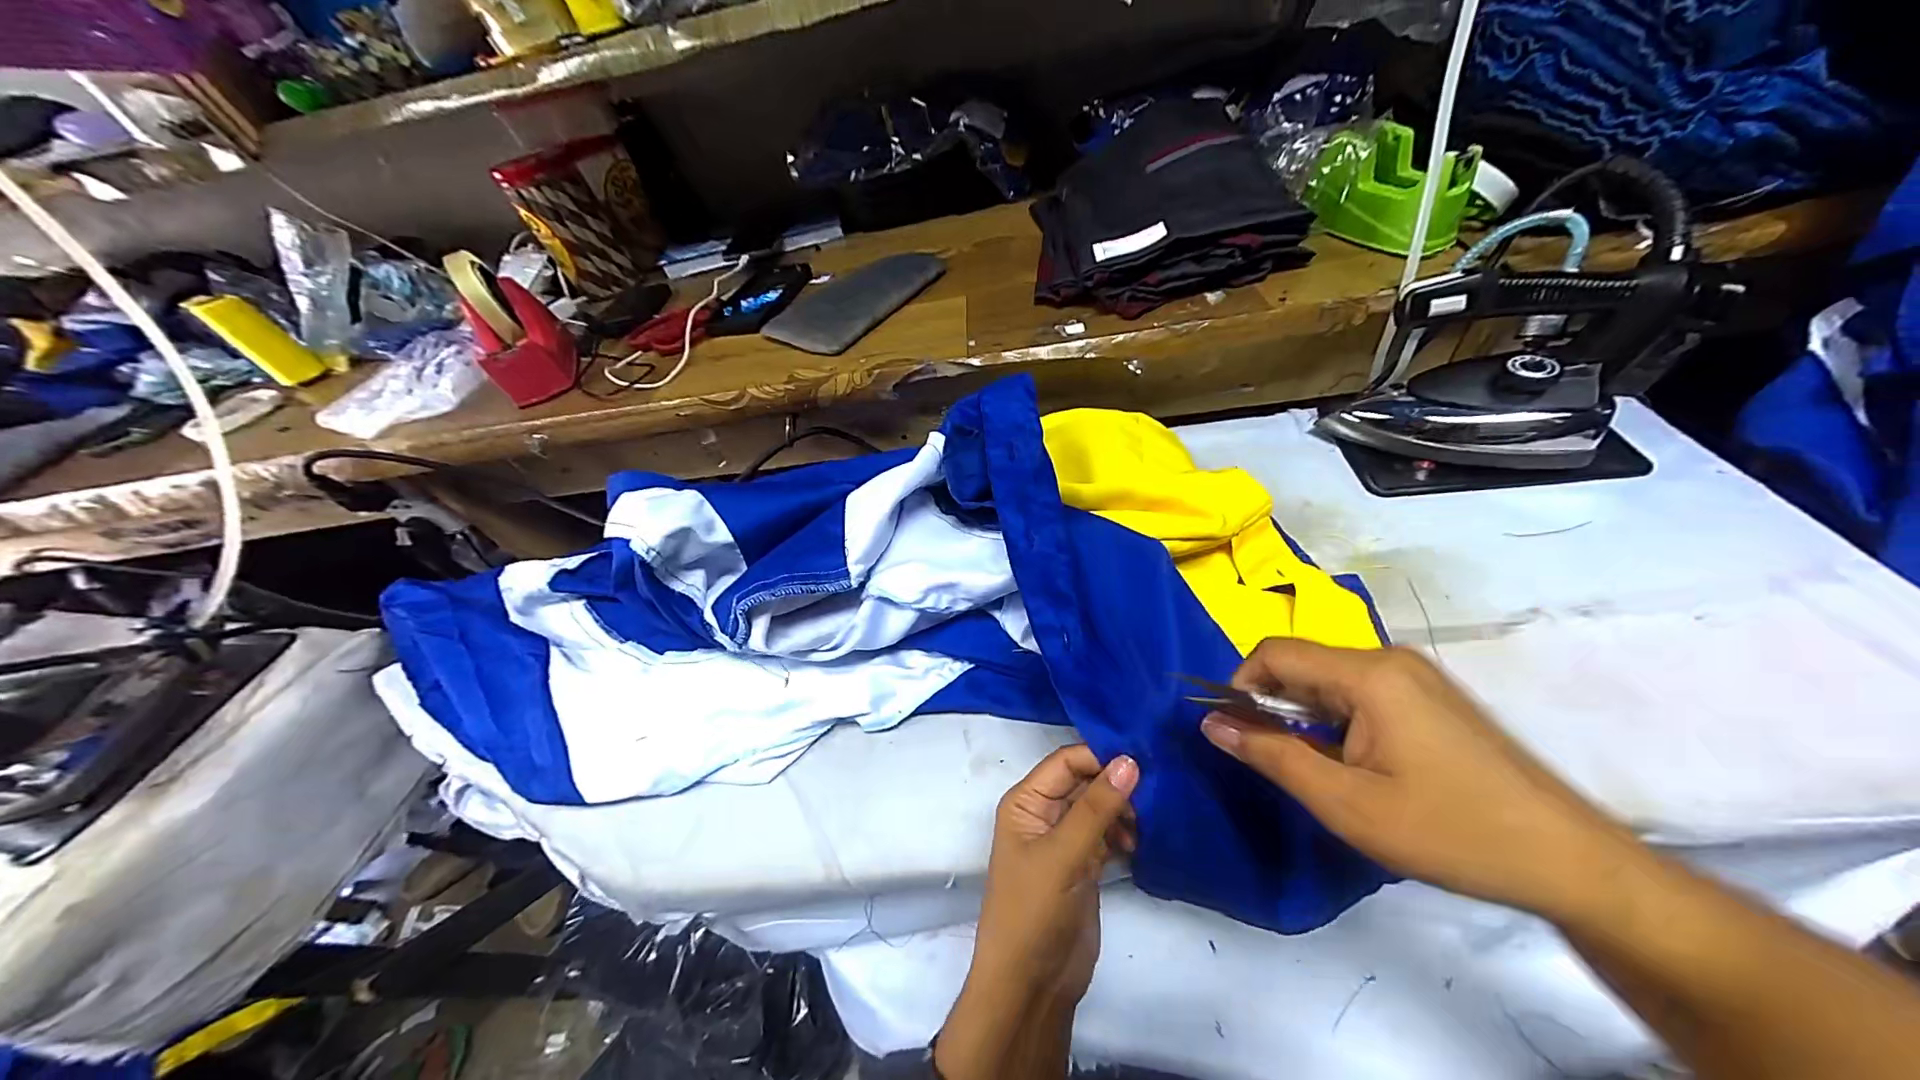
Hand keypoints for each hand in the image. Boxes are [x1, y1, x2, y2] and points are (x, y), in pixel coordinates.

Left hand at [934, 745, 1137, 1079]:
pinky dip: (1125, 833)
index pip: (1066, 761)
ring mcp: (1065, 840)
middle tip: (1158, 789)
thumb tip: (1130, 761)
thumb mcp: (1063, 855)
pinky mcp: (1083, 864)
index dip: (1101, 756)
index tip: (1145, 759)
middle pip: (1084, 781)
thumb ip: (1096, 808)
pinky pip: (1107, 834)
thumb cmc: (1033, 910)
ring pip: (1099, 807)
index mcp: (1026, 801)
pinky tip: (1142, 842)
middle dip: (1118, 782)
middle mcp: (1044, 813)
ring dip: (1124, 809)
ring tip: (1149, 823)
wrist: (1031, 983)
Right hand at [1200, 639, 1635, 918]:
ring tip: (1317, 771)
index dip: (1239, 686)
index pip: (1275, 653)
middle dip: (1272, 705)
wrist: (1571, 863)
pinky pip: (1361, 694)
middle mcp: (1392, 660)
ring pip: (1330, 681)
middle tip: (1274, 762)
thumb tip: (1211, 724)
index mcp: (1370, 674)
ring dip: (1305, 716)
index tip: (1234, 733)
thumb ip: (1271, 755)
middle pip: (1303, 664)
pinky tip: (1355, 766)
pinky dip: (1337, 721)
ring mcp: (1417, 677)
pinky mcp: (1432, 698)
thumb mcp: (1345, 803)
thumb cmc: (1450, 831)